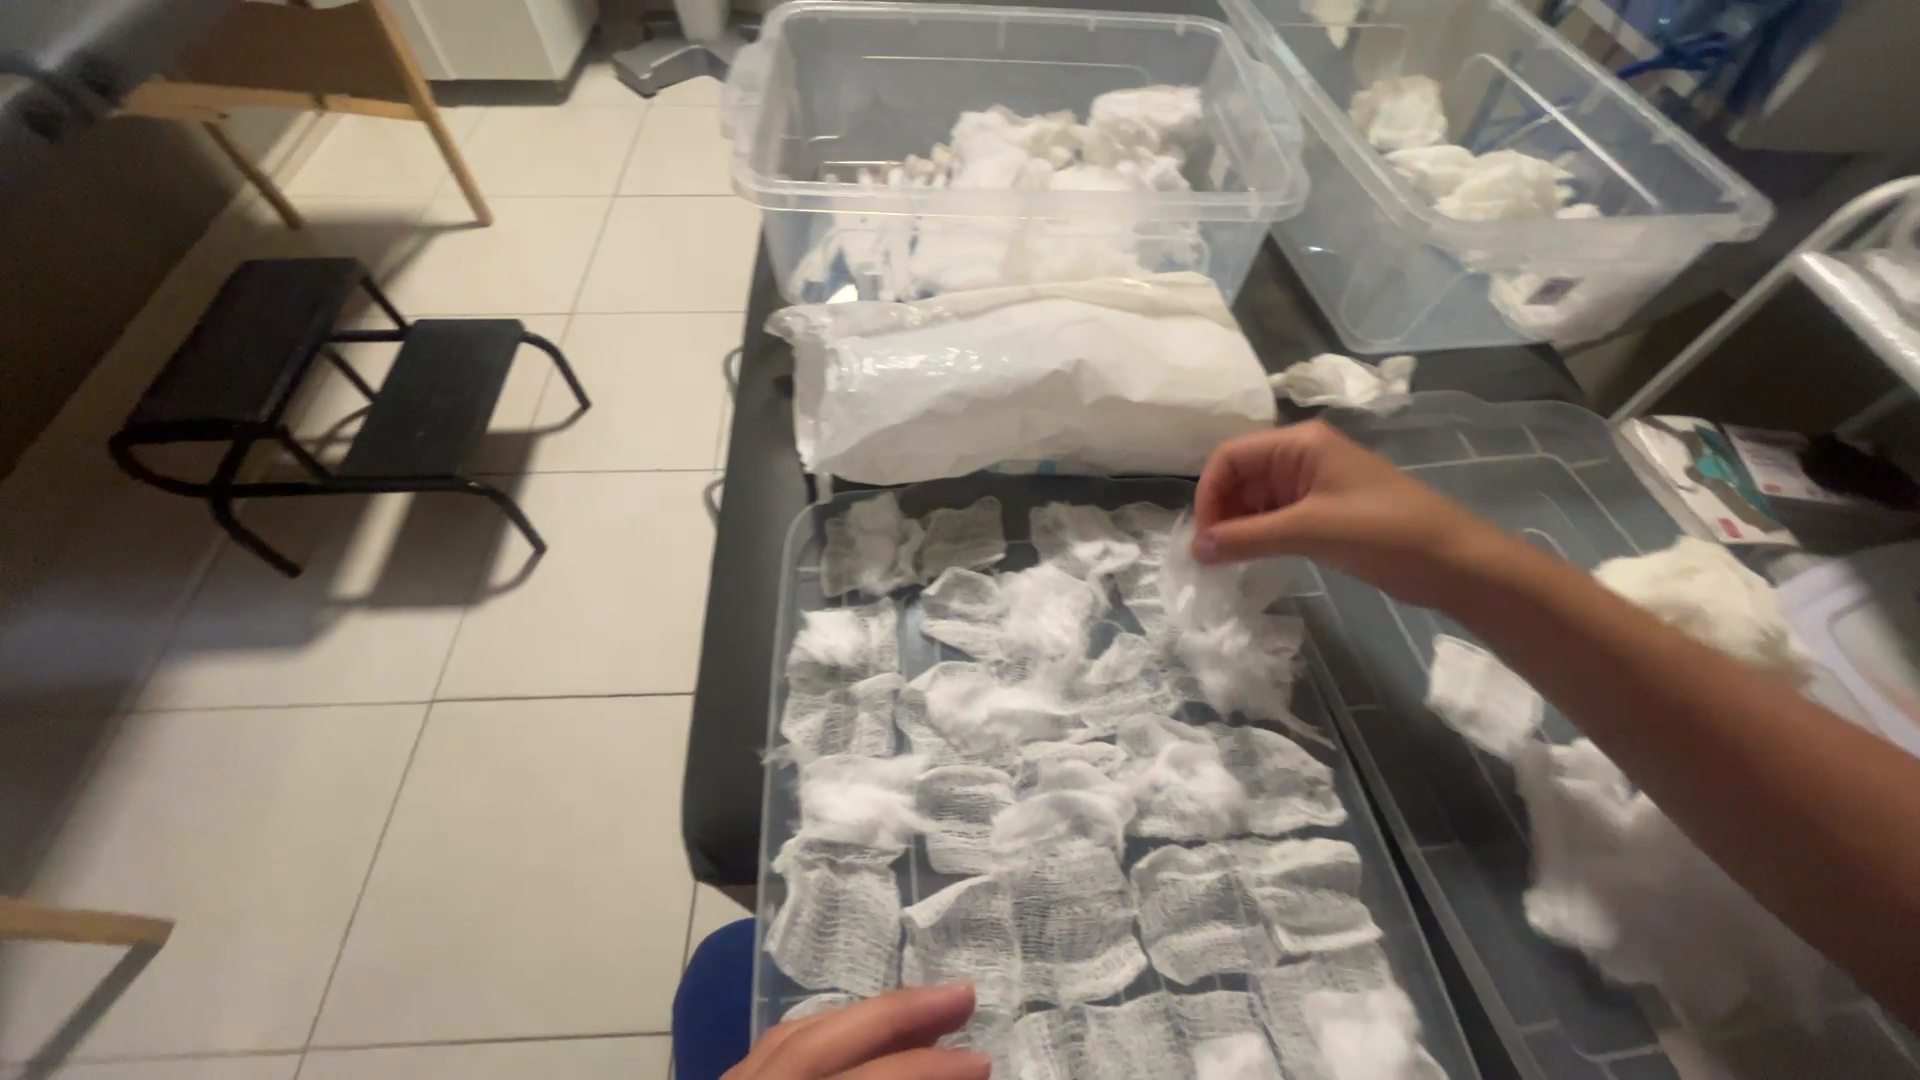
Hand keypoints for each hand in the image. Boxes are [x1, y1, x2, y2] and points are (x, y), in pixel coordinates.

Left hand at [725, 984, 989, 1079]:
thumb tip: (953, 1069)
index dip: (928, 1070)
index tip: (984, 1060)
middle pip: (821, 1040)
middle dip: (898, 1014)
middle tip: (966, 996)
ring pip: (796, 1032)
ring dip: (864, 1016)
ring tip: (924, 1008)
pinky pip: (776, 1046)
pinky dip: (825, 1031)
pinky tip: (860, 1029)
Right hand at [1192, 421, 1514, 608]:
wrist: (1456, 563)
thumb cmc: (1385, 533)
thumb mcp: (1309, 531)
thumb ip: (1246, 538)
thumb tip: (1195, 550)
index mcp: (1299, 444)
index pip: (1229, 457)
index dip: (1208, 494)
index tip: (1203, 538)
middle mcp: (1300, 457)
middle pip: (1238, 478)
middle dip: (1219, 513)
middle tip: (1210, 557)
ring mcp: (1311, 486)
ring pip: (1253, 501)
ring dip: (1235, 528)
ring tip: (1224, 563)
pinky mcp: (1320, 513)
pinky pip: (1272, 519)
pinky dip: (1255, 538)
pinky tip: (1249, 560)